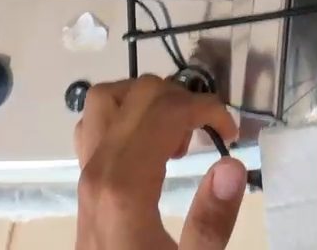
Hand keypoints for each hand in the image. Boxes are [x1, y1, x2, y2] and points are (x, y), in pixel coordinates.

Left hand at [76, 75, 246, 249]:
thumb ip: (211, 223)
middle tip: (208, 135)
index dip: (207, 109)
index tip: (232, 133)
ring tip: (176, 134)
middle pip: (140, 94)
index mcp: (125, 188)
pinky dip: (124, 116)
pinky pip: (94, 124)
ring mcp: (85, 174)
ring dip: (148, 101)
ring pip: (107, 99)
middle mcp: (99, 169)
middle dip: (183, 100)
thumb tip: (233, 163)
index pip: (167, 111)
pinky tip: (150, 146)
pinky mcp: (84, 183)